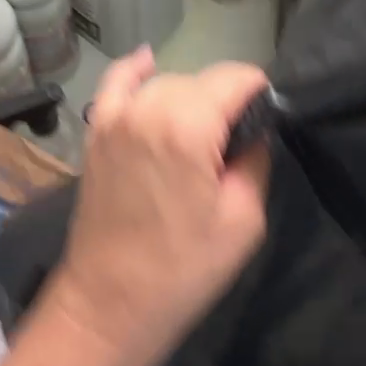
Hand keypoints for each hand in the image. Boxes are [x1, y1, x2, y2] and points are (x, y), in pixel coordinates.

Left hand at [44, 50, 272, 365]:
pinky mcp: (96, 132)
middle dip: (225, 100)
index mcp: (187, 126)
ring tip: (202, 137)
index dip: (259, 92)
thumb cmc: (182, 270)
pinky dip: (135, 70)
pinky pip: (116, 83)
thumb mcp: (243, 221)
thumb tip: (254, 131)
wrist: (108, 303)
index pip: (235, 78)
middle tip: (236, 145)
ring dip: (189, 97)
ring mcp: (115, 116)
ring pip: (166, 82)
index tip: (269, 116)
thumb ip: (254, 160)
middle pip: (201, 79)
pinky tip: (149, 61)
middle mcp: (147, 107)